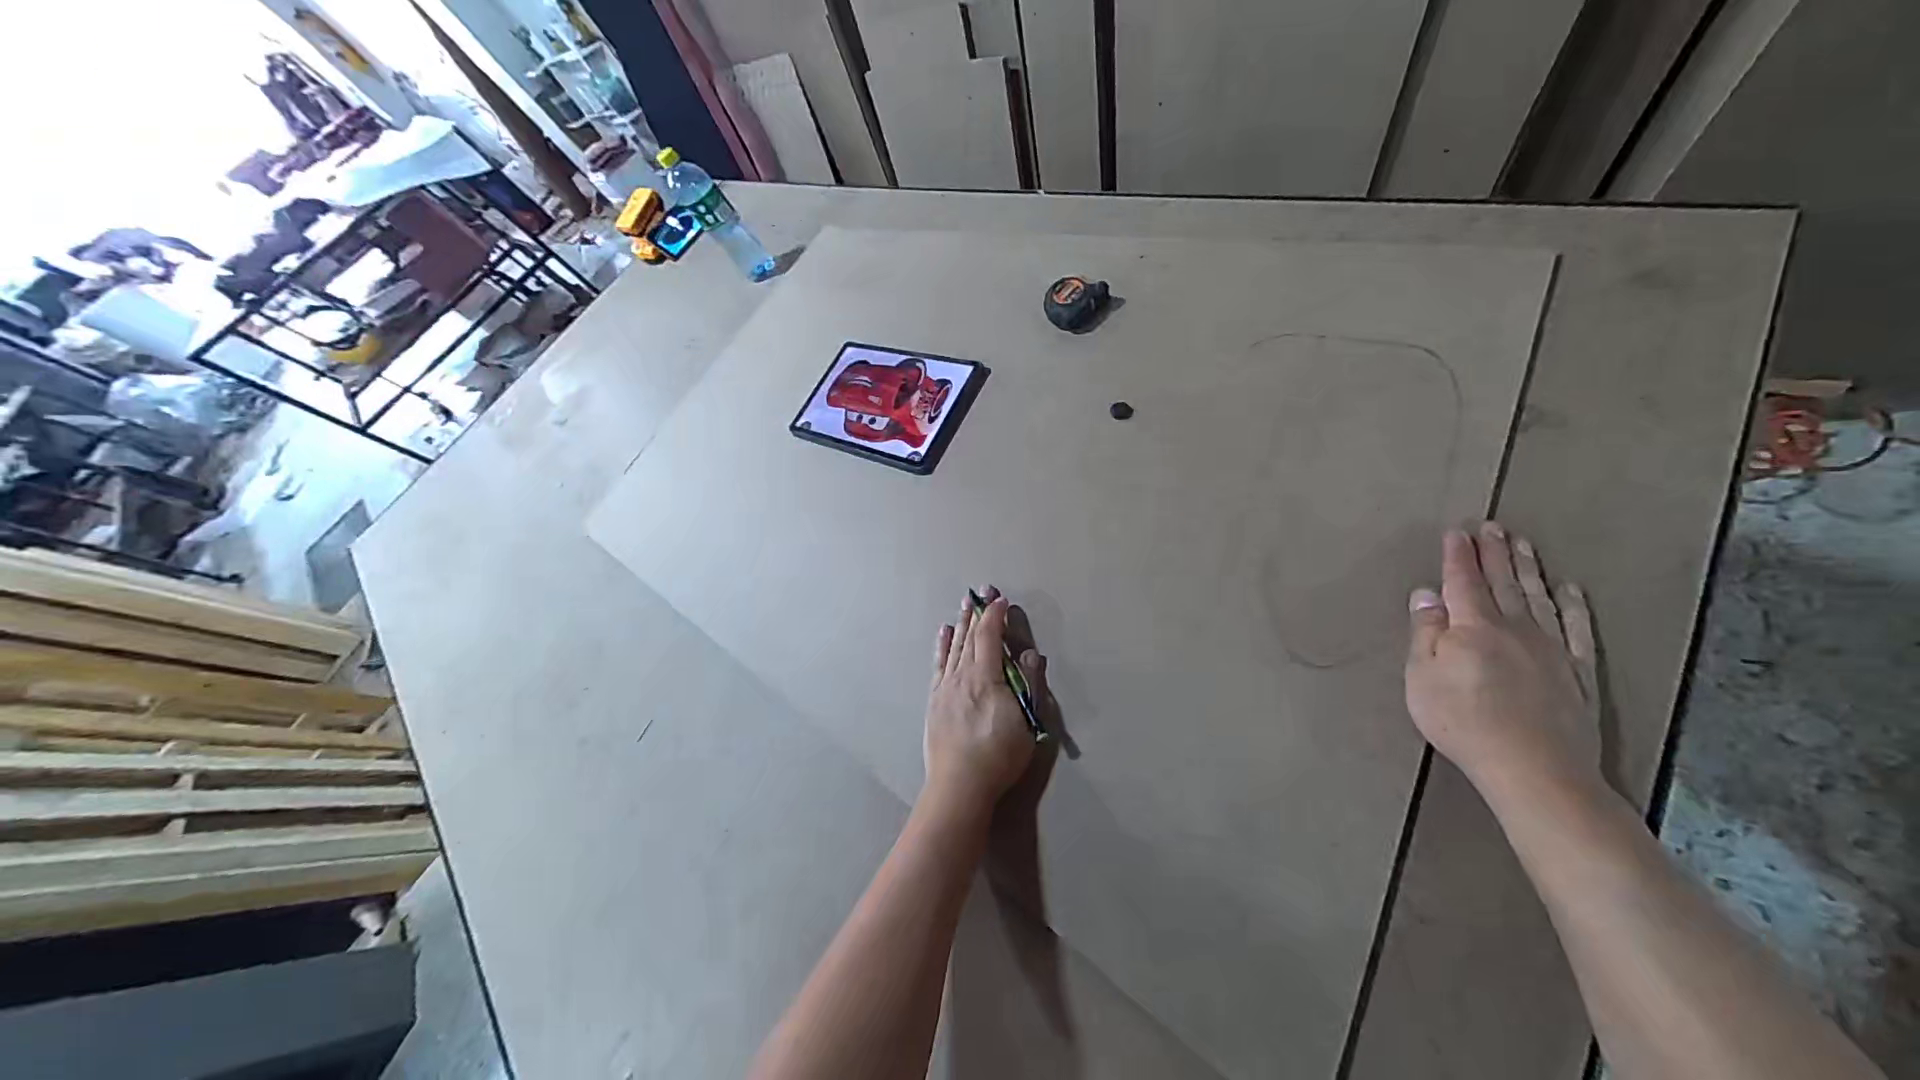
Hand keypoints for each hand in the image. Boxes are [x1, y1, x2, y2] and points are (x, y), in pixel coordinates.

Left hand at [923, 587, 1042, 815]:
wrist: (958, 785)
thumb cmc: (999, 756)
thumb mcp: (1026, 723)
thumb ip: (1029, 686)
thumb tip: (1030, 654)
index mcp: (985, 678)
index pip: (989, 637)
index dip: (995, 617)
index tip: (1001, 601)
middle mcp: (962, 676)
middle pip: (969, 637)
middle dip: (977, 613)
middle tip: (981, 592)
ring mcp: (945, 688)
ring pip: (953, 647)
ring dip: (960, 625)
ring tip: (964, 605)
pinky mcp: (934, 701)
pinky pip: (938, 664)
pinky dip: (942, 646)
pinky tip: (943, 634)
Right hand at [1405, 522, 1603, 804]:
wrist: (1532, 766)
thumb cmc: (1461, 720)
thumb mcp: (1421, 676)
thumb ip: (1425, 632)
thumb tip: (1427, 594)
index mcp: (1472, 627)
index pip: (1463, 581)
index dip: (1458, 556)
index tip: (1456, 532)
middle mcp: (1514, 627)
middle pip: (1503, 582)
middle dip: (1495, 553)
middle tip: (1492, 527)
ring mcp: (1550, 648)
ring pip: (1539, 597)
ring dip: (1529, 569)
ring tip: (1523, 544)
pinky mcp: (1576, 671)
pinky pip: (1577, 628)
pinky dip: (1572, 606)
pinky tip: (1569, 590)